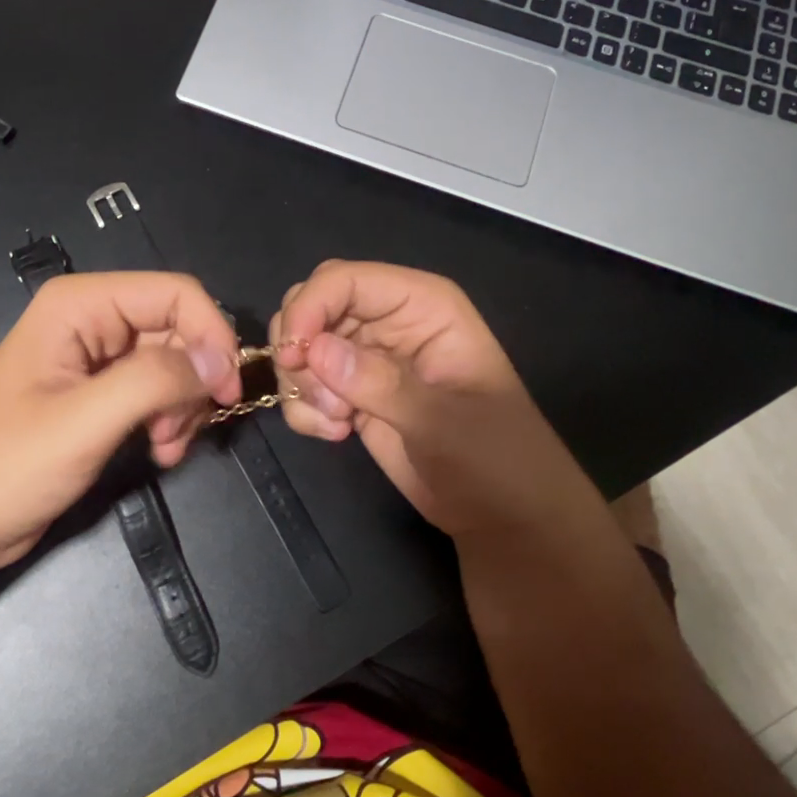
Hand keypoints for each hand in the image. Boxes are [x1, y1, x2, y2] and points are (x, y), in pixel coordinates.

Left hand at [0, 273, 241, 570]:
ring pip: (173, 363)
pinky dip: (168, 419)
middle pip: (178, 328)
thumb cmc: (3, 467)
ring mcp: (94, 359)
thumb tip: (220, 360)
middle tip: (179, 434)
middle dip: (192, 380)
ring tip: (165, 448)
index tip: (225, 392)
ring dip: (182, 406)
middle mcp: (90, 321)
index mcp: (79, 304)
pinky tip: (159, 452)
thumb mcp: (82, 421)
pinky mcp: (97, 396)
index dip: (210, 336)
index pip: (175, 293)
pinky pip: (155, 391)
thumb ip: (154, 380)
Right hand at [269, 261, 565, 537]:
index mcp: (422, 305)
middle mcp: (389, 320)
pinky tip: (335, 433)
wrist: (503, 516)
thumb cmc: (495, 461)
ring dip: (302, 383)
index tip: (292, 356)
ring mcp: (368, 357)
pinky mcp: (351, 392)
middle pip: (313, 303)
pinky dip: (304, 407)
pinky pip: (304, 383)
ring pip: (302, 344)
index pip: (345, 279)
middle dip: (300, 347)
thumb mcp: (443, 422)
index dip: (309, 306)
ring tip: (336, 422)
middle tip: (315, 396)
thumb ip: (380, 383)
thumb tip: (313, 350)